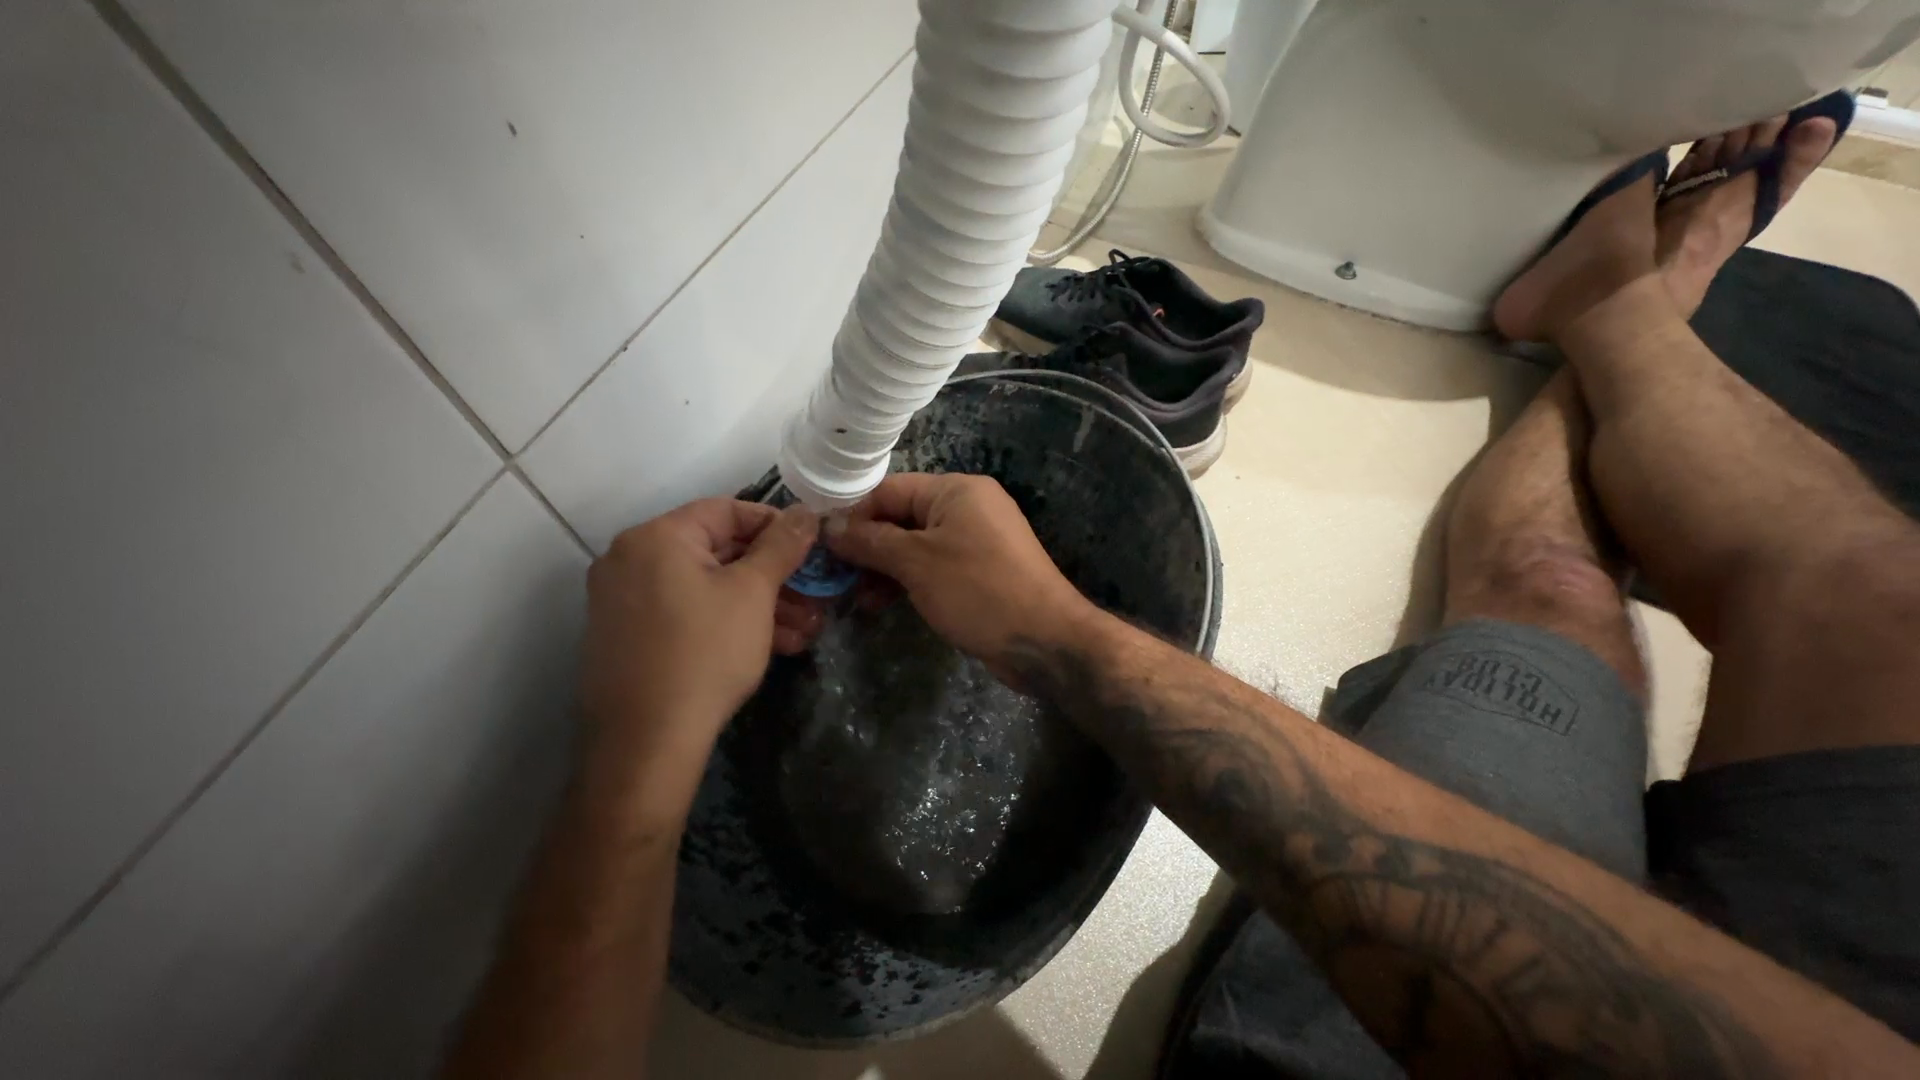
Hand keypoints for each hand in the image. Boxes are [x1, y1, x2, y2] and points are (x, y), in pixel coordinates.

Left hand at [582, 499, 816, 760]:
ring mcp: (624, 602)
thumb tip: (805, 512)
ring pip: (705, 589)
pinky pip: (686, 615)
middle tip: (816, 596)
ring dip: (759, 605)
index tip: (813, 547)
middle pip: (717, 552)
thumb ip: (781, 546)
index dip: (776, 526)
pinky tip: (773, 646)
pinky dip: (727, 623)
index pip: (726, 511)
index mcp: (656, 537)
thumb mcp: (753, 593)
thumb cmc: (705, 653)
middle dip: (773, 576)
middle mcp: (630, 560)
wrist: (646, 741)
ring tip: (805, 630)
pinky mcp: (628, 638)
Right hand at [825, 473, 1096, 677]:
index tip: (820, 548)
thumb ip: (870, 541)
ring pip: (915, 546)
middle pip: (900, 518)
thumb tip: (829, 526)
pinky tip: (882, 605)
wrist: (1045, 641)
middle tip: (834, 581)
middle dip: (866, 548)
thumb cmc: (978, 591)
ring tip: (856, 601)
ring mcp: (977, 541)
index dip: (852, 517)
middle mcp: (968, 507)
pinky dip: (908, 582)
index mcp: (956, 490)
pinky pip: (934, 566)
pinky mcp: (981, 572)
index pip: (888, 490)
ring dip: (883, 570)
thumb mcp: (917, 563)